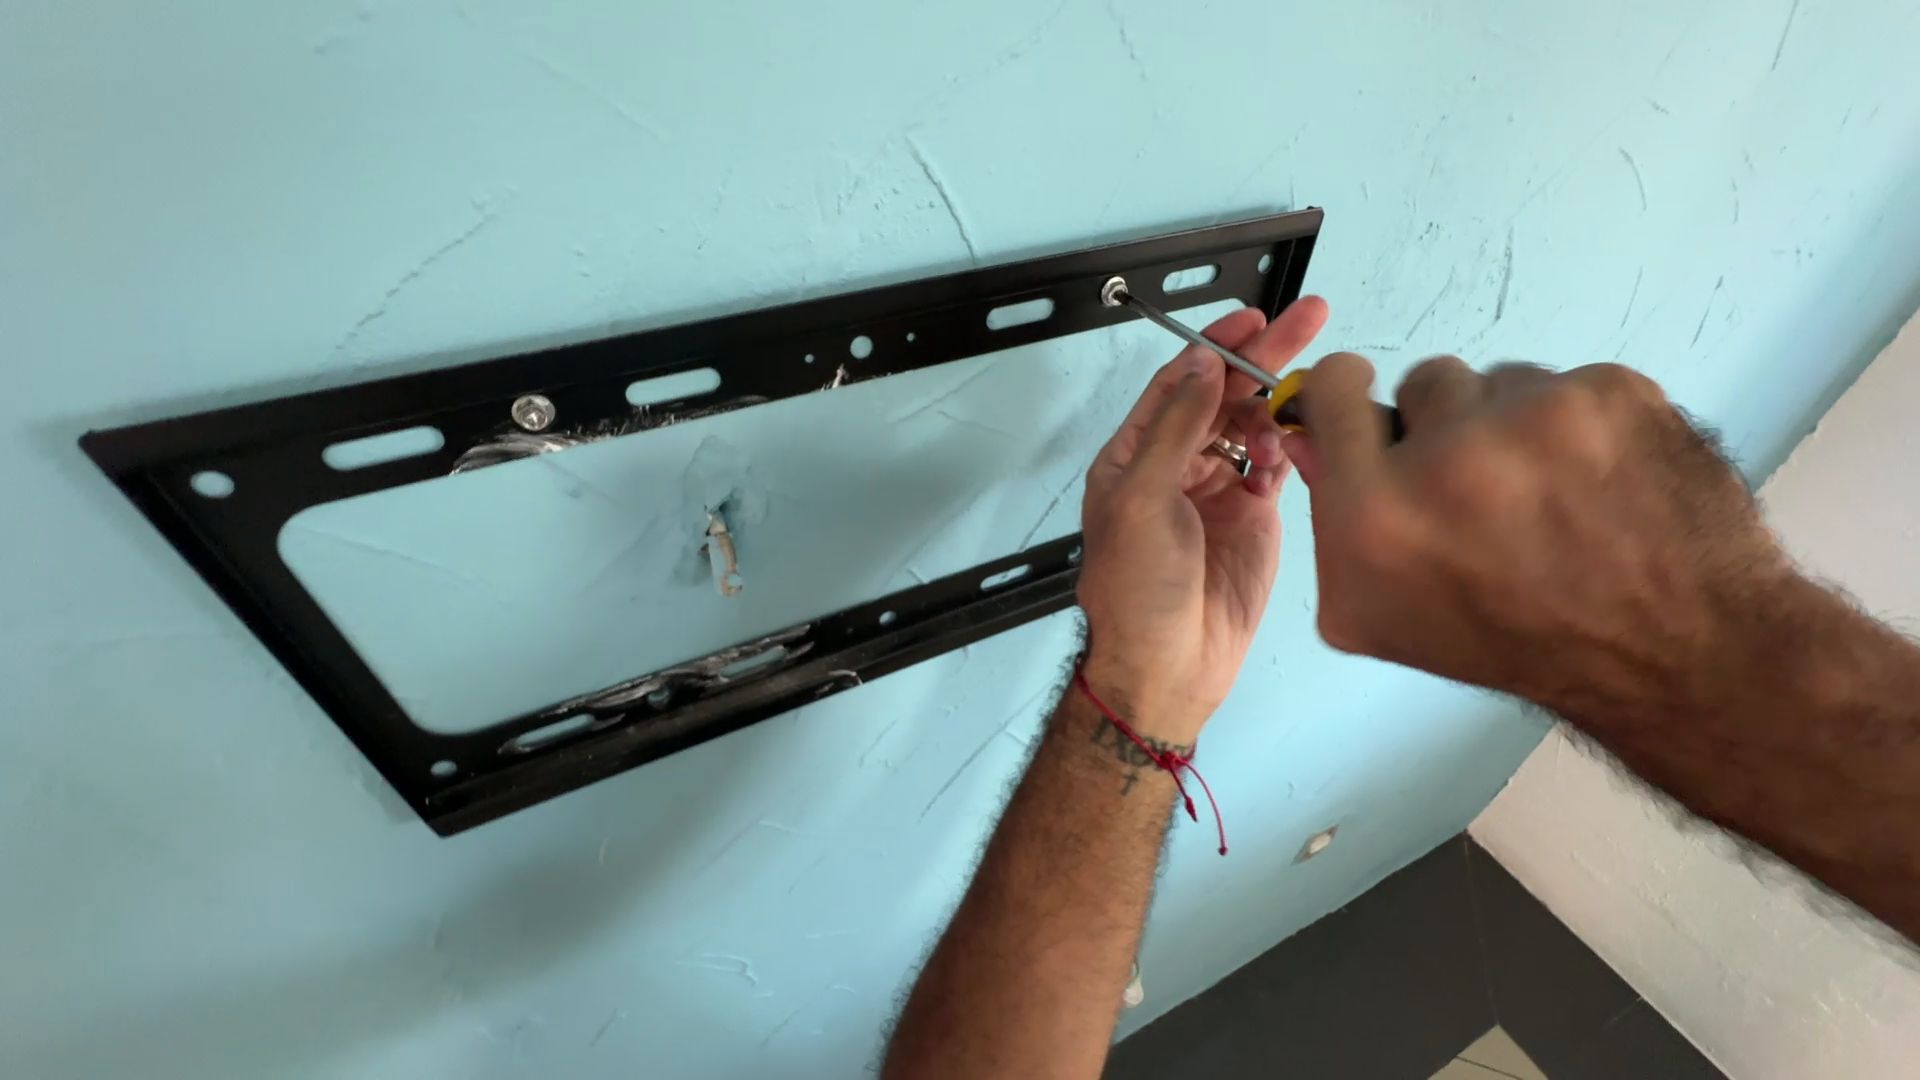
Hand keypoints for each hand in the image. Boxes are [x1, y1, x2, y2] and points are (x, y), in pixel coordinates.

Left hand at [1076, 298, 1329, 742]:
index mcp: (1133, 457)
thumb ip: (1173, 429)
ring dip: (1275, 409)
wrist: (1170, 662)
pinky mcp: (1253, 515)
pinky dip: (1287, 450)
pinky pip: (1274, 465)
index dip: (1214, 348)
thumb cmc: (1137, 587)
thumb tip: (1201, 365)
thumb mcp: (1141, 500)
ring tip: (1296, 409)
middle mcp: (1174, 466)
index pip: (1176, 386)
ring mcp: (1216, 489)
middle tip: (1308, 318)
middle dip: (1260, 360)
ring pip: (1250, 427)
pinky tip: (1292, 450)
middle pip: (1220, 397)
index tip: (1253, 317)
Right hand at [1285, 353, 1791, 715]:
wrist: (1670, 651)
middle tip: (1474, 483)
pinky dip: (1571, 426)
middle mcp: (1446, 453)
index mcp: (1373, 510)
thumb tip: (1306, 436)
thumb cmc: (1495, 638)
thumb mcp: (1369, 608)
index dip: (1343, 392)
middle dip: (1438, 424)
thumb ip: (1322, 519)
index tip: (1362, 408)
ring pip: (1497, 383)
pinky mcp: (1616, 393)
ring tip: (1544, 490)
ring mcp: (1536, 416)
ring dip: (1506, 424)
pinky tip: (1594, 482)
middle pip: (1422, 382)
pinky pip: (1566, 384)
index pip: (1332, 385)